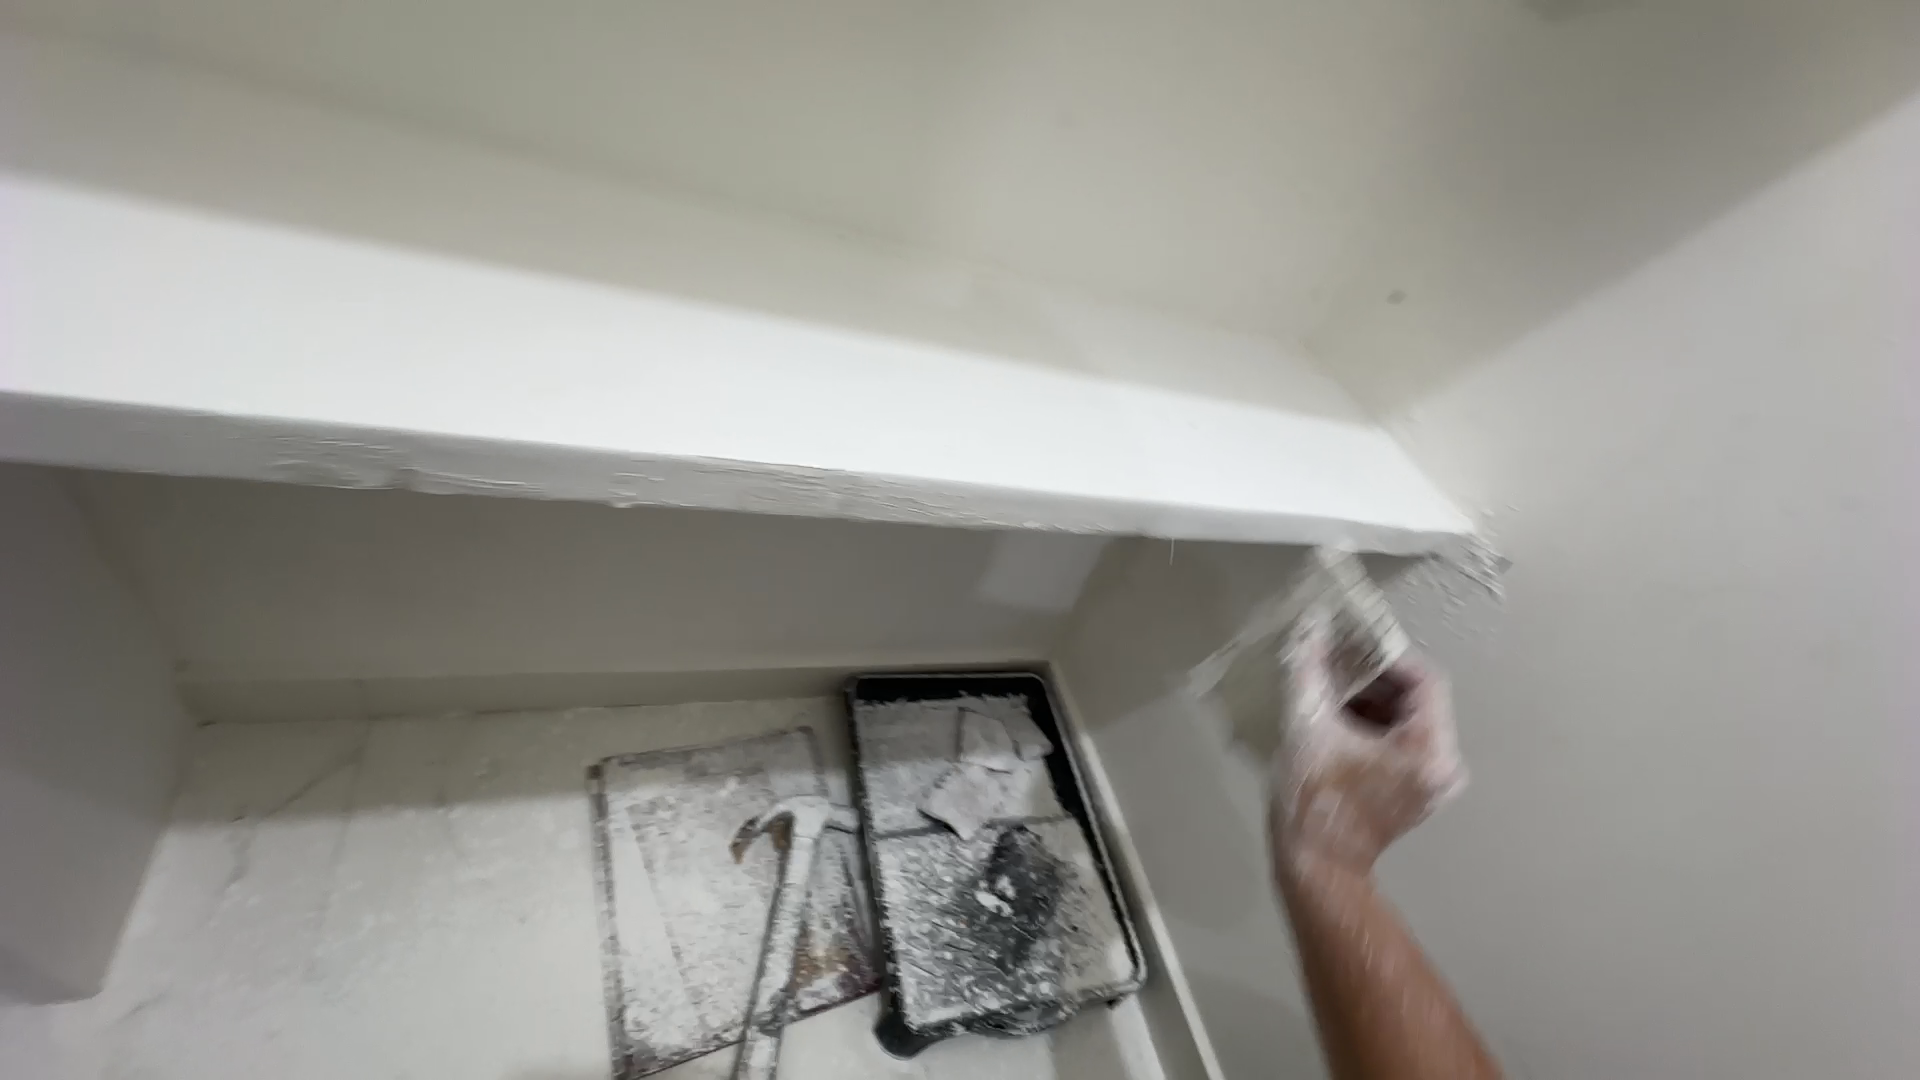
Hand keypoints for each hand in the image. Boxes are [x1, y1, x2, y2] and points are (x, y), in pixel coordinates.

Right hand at [1269, 609, 1465, 875]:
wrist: (1313, 865)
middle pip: (1416, 697)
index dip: (1385, 654)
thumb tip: (1312, 625)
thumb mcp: (1306, 726)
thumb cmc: (1312, 797)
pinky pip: (1397, 739)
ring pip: (1405, 716)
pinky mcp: (1413, 789)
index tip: (1345, 643)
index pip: (1425, 679)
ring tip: (1323, 688)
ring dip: (1366, 696)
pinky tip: (1331, 717)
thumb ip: (1310, 670)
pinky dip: (1368, 721)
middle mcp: (1444, 764)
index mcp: (1429, 750)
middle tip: (1328, 662)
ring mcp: (1431, 781)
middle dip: (1370, 675)